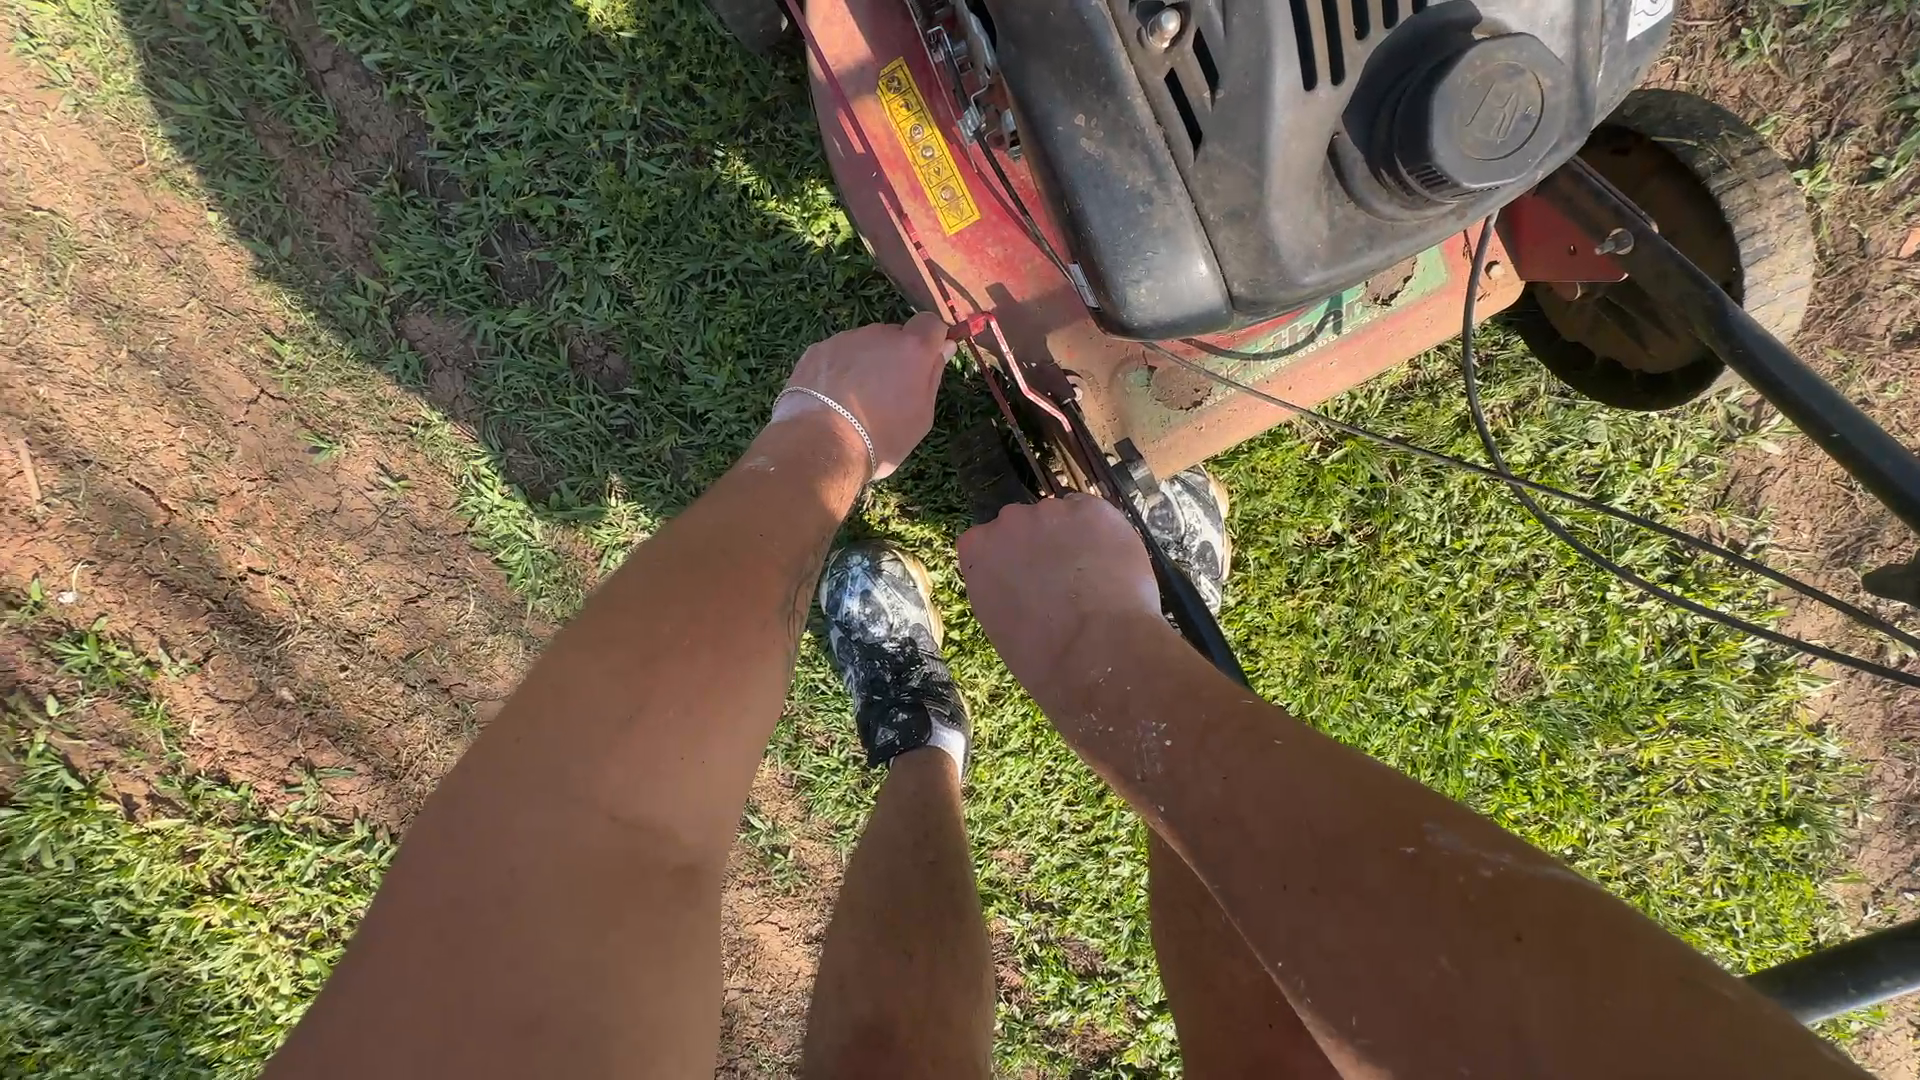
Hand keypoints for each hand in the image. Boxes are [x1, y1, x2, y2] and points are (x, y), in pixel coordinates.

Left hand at [776, 313, 954, 481]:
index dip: (932, 339)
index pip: (931, 323)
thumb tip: (943, 347)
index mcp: (911, 348)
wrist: (820, 444)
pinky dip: (840, 370)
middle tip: (889, 394)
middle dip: (897, 356)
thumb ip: (933, 376)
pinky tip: (833, 399)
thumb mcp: (921, 417)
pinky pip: (837, 355)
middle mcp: (878, 334)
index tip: (928, 361)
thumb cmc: (881, 437)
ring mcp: (844, 340)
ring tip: (856, 401)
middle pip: (895, 336)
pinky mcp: (816, 350)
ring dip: (866, 363)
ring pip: (864, 345)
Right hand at [956, 495, 1165, 700]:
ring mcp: (1051, 511)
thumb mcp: (998, 622)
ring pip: (1062, 517)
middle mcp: (1008, 521)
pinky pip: (1095, 516)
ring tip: (1093, 579)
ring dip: (1072, 539)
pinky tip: (1111, 568)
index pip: (986, 541)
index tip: (1025, 580)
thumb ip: (1000, 588)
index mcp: (977, 548)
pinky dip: (1104, 535)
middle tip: (1062, 582)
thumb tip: (1021, 584)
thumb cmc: (1041, 656)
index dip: (1010, 561)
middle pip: (1023, 524)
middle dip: (1039, 547)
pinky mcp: (1093, 510)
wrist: (1094, 651)